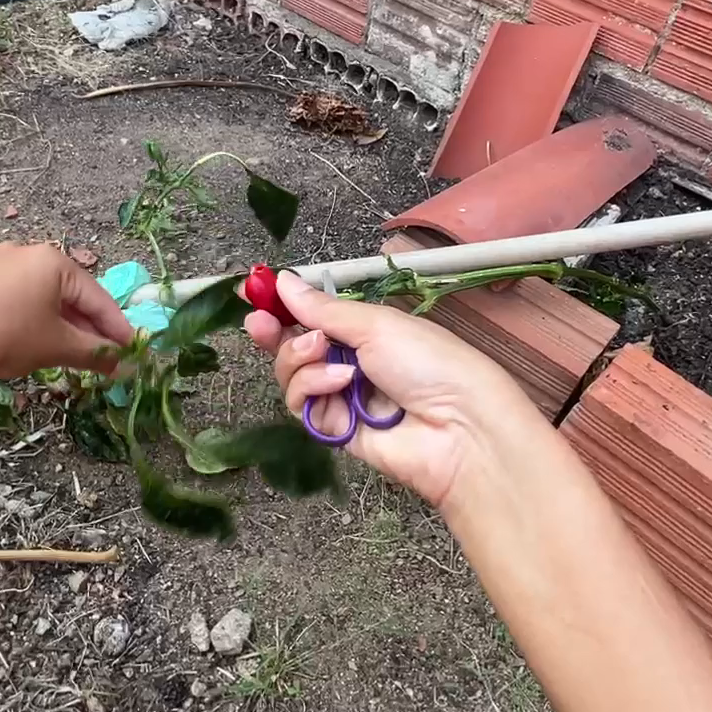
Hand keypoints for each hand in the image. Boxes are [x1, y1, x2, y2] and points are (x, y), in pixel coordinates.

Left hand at [0, 243, 135, 380]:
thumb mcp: (55, 347)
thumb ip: (95, 355)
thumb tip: (125, 366)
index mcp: (54, 261)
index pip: (100, 299)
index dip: (118, 331)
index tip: (132, 355)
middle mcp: (28, 254)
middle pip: (73, 297)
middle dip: (90, 331)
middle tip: (105, 361)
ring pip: (45, 300)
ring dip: (63, 329)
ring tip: (71, 358)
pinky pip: (19, 300)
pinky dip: (35, 322)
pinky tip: (34, 344)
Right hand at [243, 271, 542, 508]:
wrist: (459, 426)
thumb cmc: (427, 360)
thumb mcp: (374, 323)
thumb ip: (322, 308)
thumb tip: (283, 281)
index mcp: (365, 330)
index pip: (313, 316)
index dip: (282, 307)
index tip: (252, 292)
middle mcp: (350, 361)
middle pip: (293, 347)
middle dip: (277, 334)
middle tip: (259, 323)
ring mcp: (342, 397)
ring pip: (292, 376)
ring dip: (300, 361)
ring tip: (325, 355)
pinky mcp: (335, 430)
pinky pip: (303, 405)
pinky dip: (313, 388)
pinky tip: (340, 383)